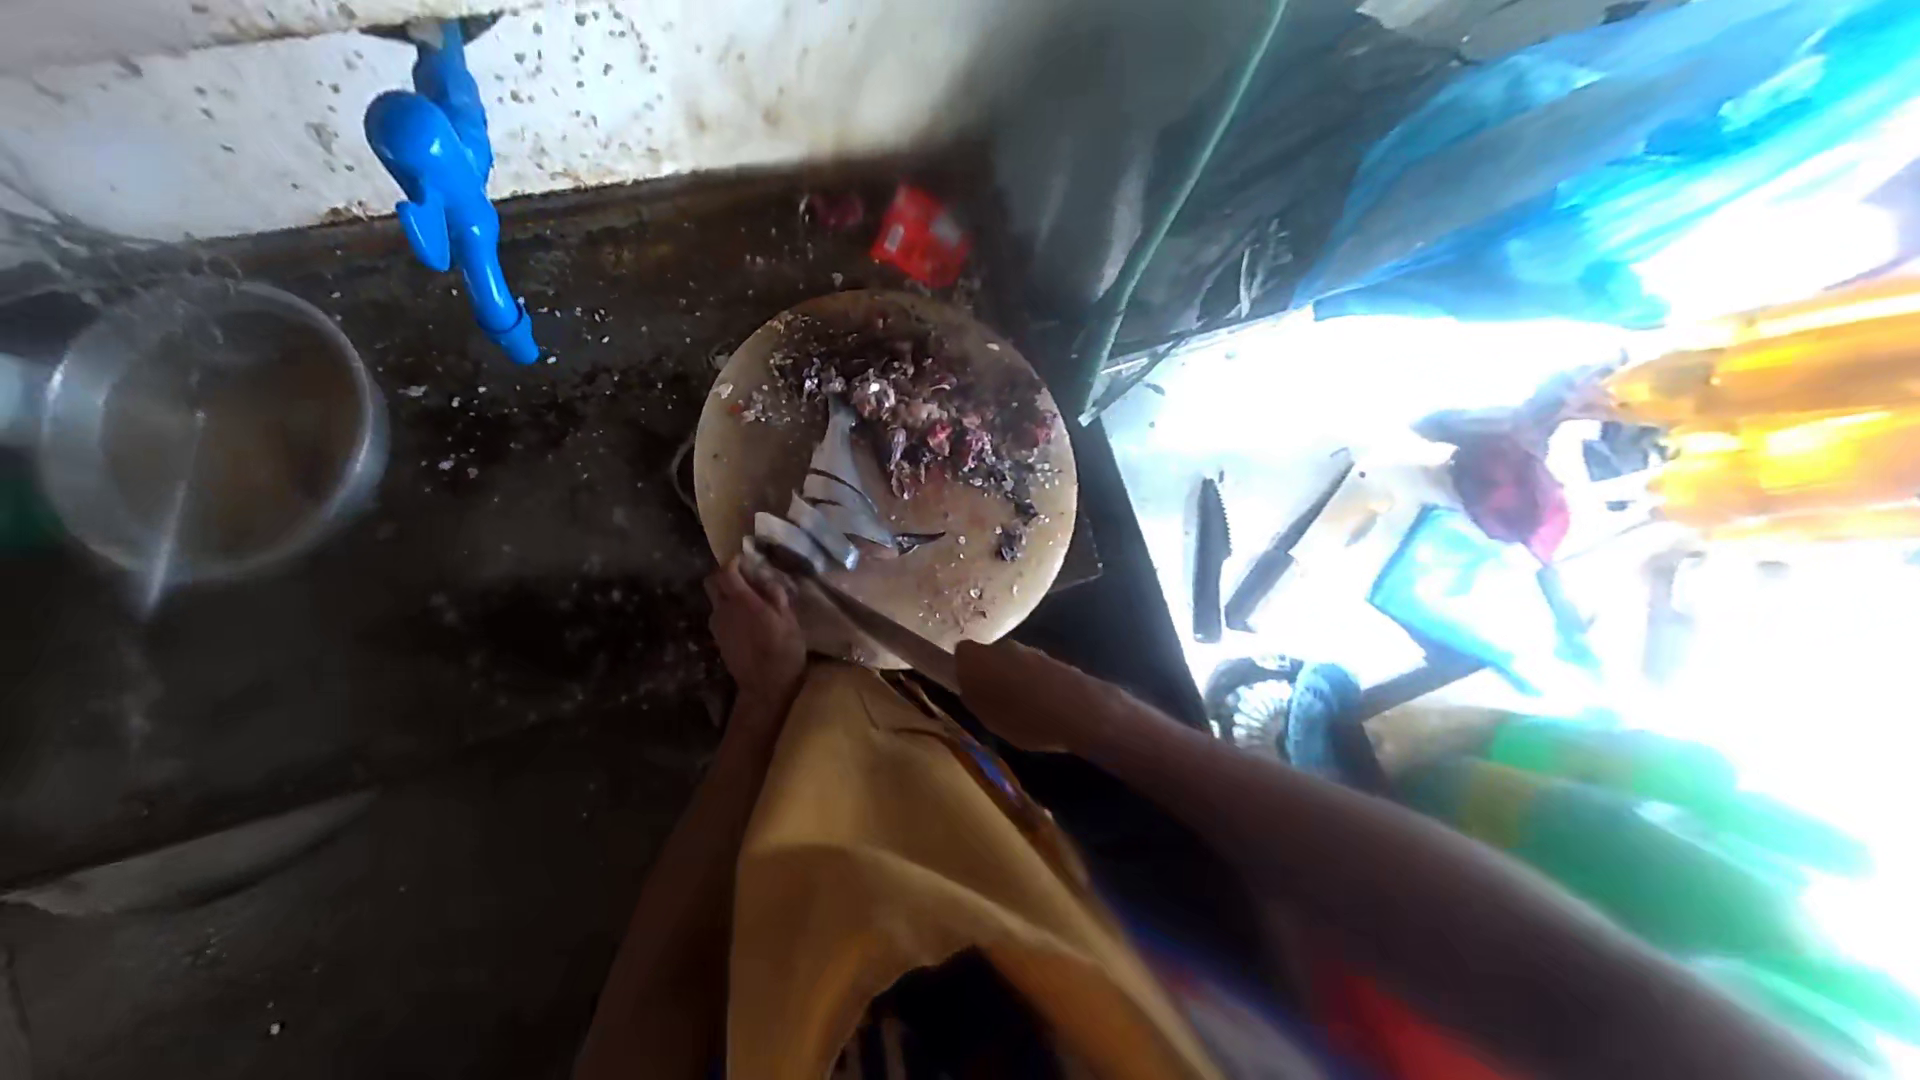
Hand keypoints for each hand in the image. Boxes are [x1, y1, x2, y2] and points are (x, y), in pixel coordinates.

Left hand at [705, 556, 806, 713]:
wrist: (766, 687)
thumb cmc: (784, 651)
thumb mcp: (789, 620)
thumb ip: (776, 596)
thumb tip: (767, 581)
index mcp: (743, 601)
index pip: (727, 572)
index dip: (734, 561)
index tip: (746, 559)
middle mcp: (724, 610)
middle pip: (711, 582)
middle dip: (723, 575)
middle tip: (743, 577)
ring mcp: (718, 625)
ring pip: (714, 599)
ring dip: (726, 594)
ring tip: (748, 600)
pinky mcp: (717, 638)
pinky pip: (718, 615)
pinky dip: (728, 610)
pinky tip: (746, 619)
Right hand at [956, 639, 1131, 754]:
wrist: (1078, 710)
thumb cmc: (1022, 717)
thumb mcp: (985, 717)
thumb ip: (973, 697)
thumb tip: (968, 686)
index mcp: (977, 657)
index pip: (960, 653)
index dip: (962, 670)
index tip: (967, 690)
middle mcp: (1001, 645)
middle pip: (988, 656)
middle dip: (988, 675)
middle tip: (991, 703)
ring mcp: (1030, 650)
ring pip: (1012, 663)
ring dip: (1012, 680)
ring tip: (1019, 710)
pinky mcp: (1053, 659)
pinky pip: (1033, 671)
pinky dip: (1034, 685)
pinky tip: (1041, 708)